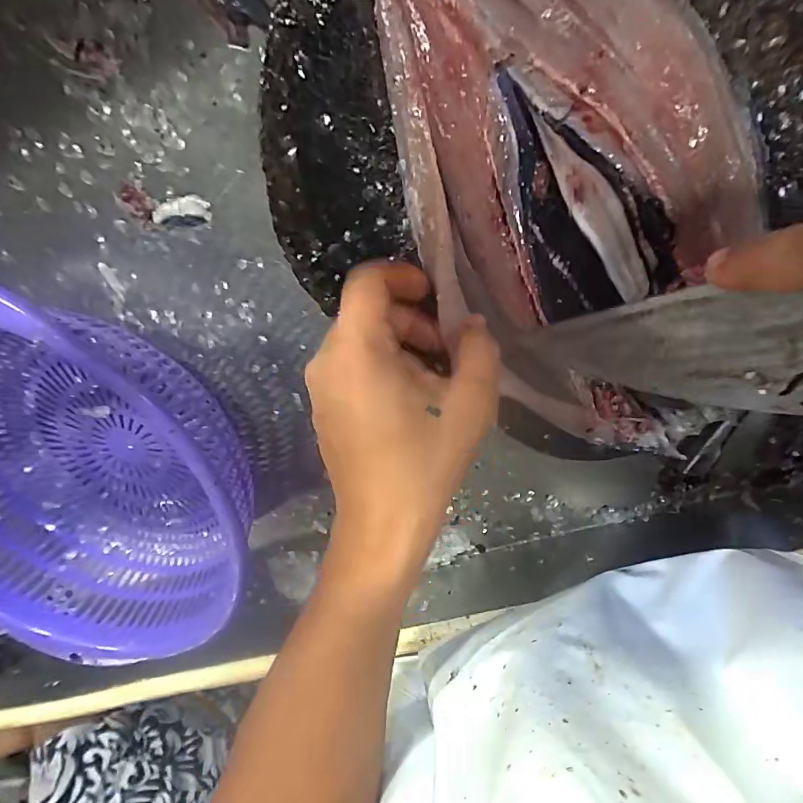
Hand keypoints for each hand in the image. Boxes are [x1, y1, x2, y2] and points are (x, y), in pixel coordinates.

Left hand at [305, 261, 500, 579]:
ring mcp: (322, 387)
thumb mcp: (470, 408)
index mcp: (356, 351)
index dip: (404, 275)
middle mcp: (327, 360)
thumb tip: (473, 328)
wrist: (383, 526)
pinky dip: (390, 370)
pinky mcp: (327, 410)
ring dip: (408, 349)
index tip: (440, 297)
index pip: (368, 282)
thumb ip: (479, 354)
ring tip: (443, 384)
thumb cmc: (425, 465)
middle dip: (417, 322)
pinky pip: (357, 369)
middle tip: (455, 354)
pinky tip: (421, 405)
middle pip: (370, 314)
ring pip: (365, 342)